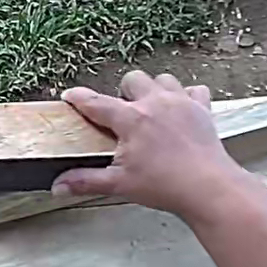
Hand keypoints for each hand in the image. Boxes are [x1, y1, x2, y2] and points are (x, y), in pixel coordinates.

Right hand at [53, 71, 259, 222]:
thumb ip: (86, 181)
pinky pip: (195, 90)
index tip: (70, 96)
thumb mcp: (120, 184)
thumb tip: (58, 185)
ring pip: (164, 79)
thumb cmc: (165, 186)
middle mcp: (156, 103)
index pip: (96, 102)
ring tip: (153, 109)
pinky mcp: (203, 110)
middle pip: (133, 79)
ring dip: (155, 90)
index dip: (79, 98)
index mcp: (132, 119)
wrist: (208, 187)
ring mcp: (181, 103)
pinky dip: (187, 96)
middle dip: (125, 92)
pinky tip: (182, 111)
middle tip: (124, 115)